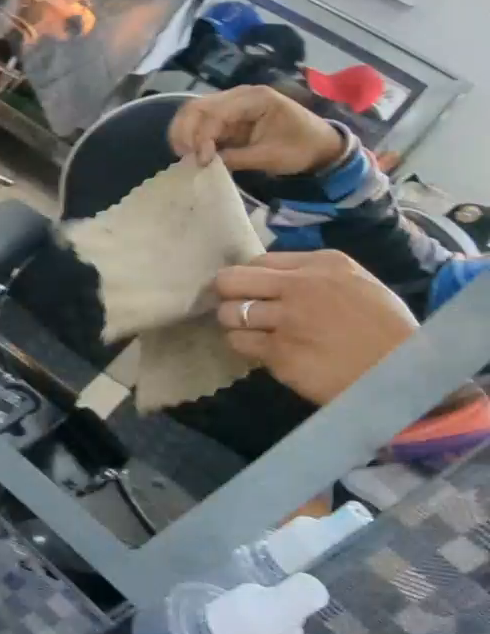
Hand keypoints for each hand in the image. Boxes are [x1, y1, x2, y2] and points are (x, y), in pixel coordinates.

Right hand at [169, 86, 347, 174]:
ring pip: (189, 114)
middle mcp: (239, 95)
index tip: (202, 162)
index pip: (215, 113)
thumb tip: (201, 163)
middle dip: (185, 134)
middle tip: (187, 157)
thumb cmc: (300, 148)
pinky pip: (195, 122)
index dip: (202, 137)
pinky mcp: (223, 117)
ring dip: (182, 135)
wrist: (318, 146)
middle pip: (195, 108)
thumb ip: (235, 158)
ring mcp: (229, 104)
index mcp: (257, 98)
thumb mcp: (270, 156)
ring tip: (187, 155)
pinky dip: (187, 137)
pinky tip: (191, 152)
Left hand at [215, 250, 416, 404]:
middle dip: (228, 295)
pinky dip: (246, 347)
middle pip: (229, 280)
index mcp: (324, 264)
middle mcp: (302, 286)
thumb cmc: (382, 329)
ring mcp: (288, 319)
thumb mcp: (355, 285)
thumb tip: (256, 277)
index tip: (257, 292)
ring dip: (236, 324)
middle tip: (241, 309)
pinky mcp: (278, 350)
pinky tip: (268, 351)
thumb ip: (307, 277)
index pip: (256, 261)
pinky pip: (238, 341)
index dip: (249, 279)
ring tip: (261, 332)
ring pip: (227, 313)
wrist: (406, 372)